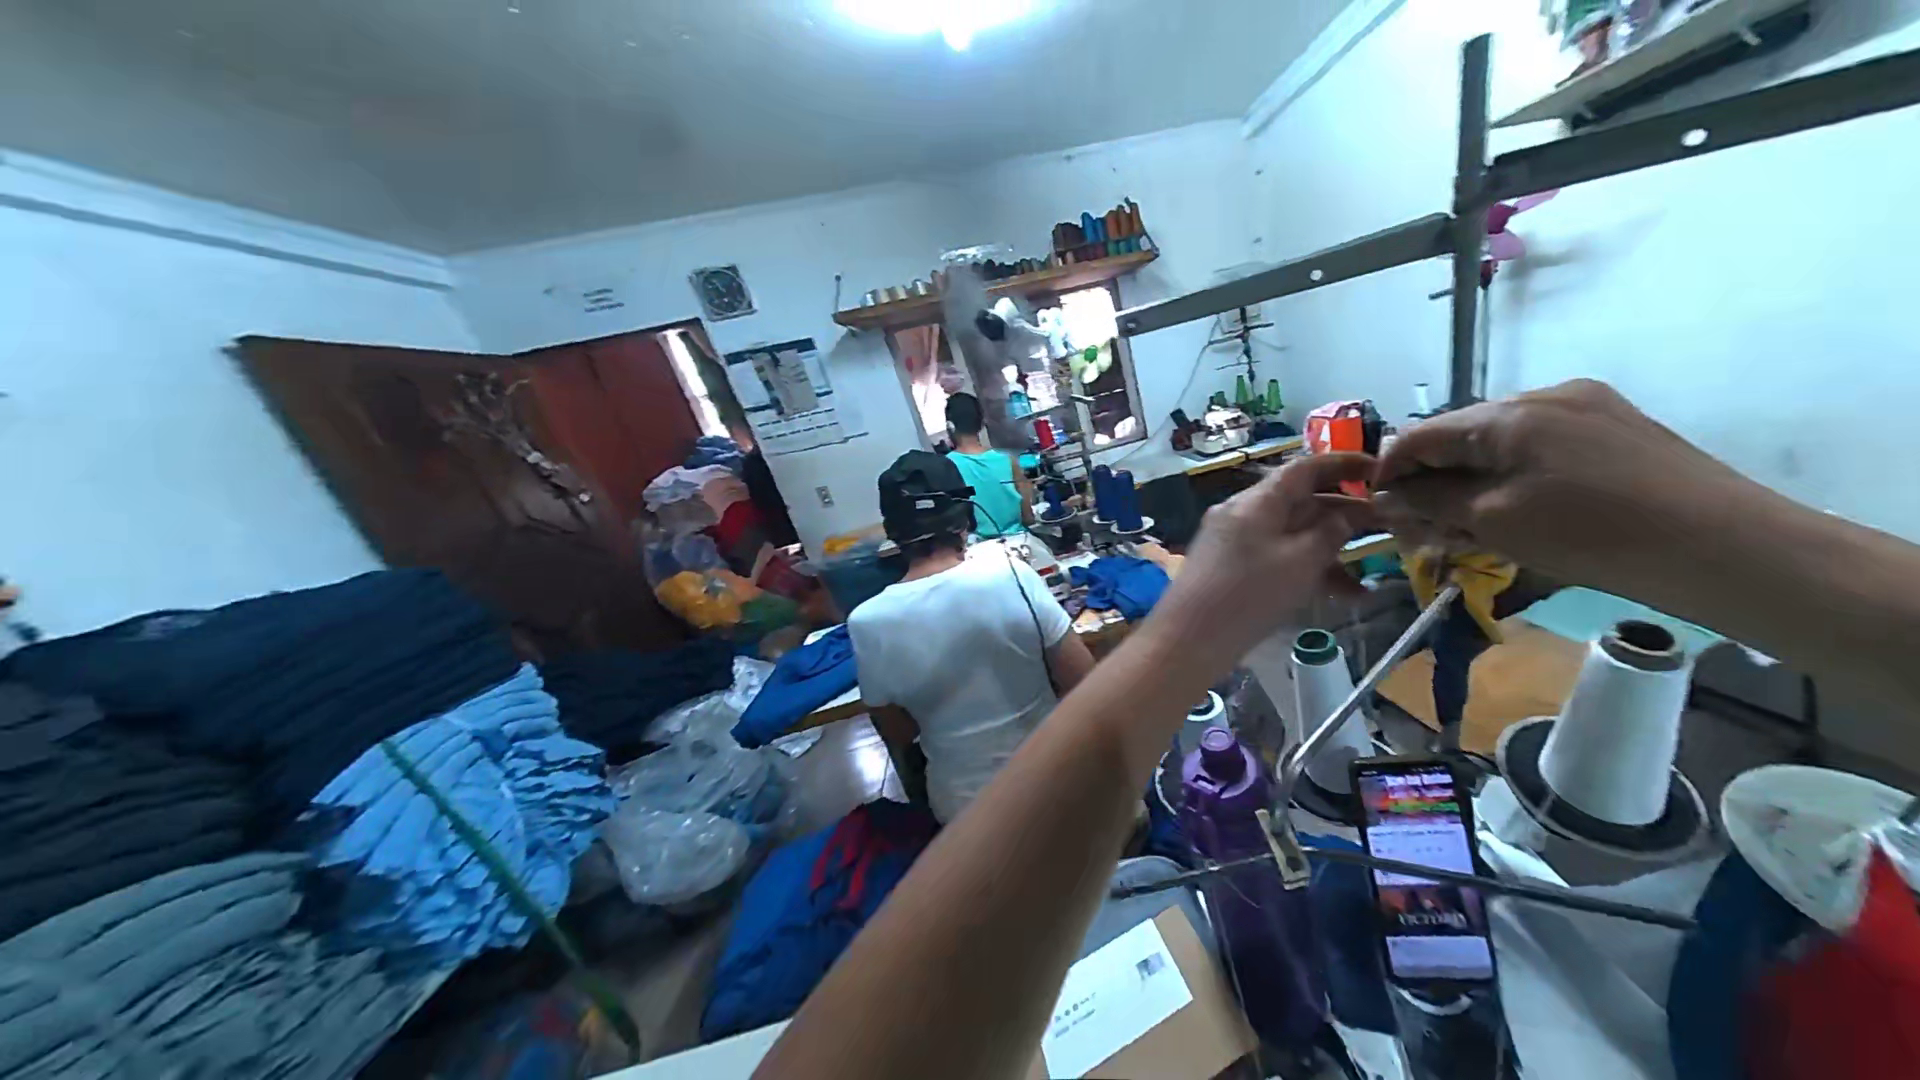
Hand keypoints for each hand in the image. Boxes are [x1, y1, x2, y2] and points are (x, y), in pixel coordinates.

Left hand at [1150, 452, 1372, 659]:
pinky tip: (1346, 593)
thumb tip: (1348, 513)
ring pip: (1291, 533)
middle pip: (1299, 500)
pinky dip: (1307, 569)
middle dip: (1343, 511)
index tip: (1380, 468)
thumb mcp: (1299, 562)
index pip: (1303, 468)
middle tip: (1388, 521)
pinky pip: (1277, 557)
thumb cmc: (1247, 595)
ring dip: (1330, 546)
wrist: (1189, 639)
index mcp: (1256, 502)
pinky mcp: (1232, 567)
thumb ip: (1329, 533)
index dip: (1343, 464)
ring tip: (1373, 564)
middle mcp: (1242, 513)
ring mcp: (1234, 541)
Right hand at [1373, 379, 1758, 595]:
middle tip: (1425, 526)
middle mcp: (1544, 395)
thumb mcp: (1492, 519)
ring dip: (1471, 482)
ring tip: (1469, 525)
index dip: (1389, 471)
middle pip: (1458, 437)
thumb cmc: (1591, 534)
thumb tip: (1387, 494)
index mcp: (1508, 413)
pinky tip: (1515, 509)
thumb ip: (1430, 500)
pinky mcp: (1614, 427)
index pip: (1419, 435)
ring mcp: (1585, 407)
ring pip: (1497, 443)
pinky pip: (1537, 447)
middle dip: (1432, 480)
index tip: (1377, 508)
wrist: (1725, 549)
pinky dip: (1511, 477)